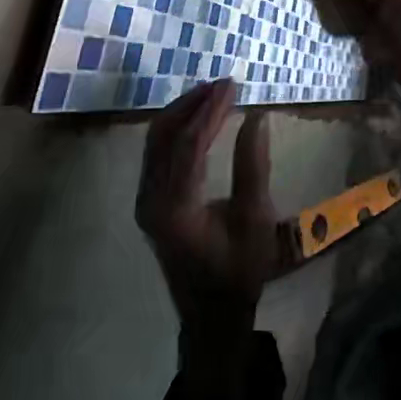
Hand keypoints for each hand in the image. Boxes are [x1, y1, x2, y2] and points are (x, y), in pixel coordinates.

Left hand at [135, 79, 285, 331]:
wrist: (212, 315)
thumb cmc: (239, 272)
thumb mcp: (256, 222)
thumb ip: (253, 167)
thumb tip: (256, 117)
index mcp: (176, 209)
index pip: (190, 145)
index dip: (211, 111)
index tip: (232, 86)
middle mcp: (150, 200)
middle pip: (164, 134)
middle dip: (193, 103)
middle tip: (223, 84)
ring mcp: (144, 199)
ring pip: (155, 139)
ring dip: (182, 111)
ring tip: (212, 93)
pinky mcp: (147, 199)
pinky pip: (155, 151)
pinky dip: (175, 128)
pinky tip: (196, 117)